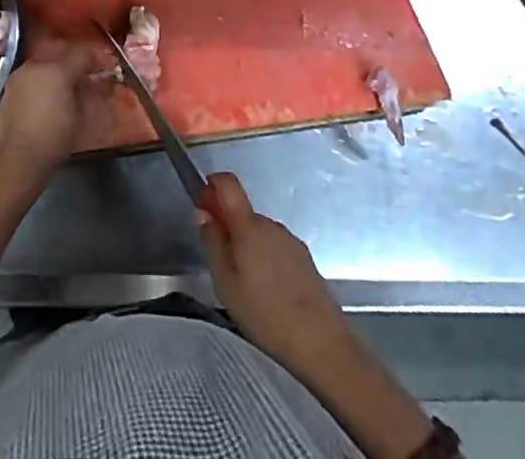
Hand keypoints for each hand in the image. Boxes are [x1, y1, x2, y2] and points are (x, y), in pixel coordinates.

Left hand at [0, 41, 96, 178]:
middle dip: (77, 56)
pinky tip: (48, 90)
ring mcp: (21, 73)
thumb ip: (88, 92)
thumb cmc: (54, 138)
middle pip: (62, 49)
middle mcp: (37, 65)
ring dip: (58, 64)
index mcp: (58, 70)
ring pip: (44, 58)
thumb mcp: (80, 116)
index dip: (97, 58)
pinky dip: (43, 74)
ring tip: (67, 80)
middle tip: (87, 70)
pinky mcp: (10, 85)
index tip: (106, 68)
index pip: (83, 53)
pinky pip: (32, 71)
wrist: (17, 156)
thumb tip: (92, 82)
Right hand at [197, 172, 354, 367]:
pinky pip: (275, 247)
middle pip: (243, 213)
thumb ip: (213, 242)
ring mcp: (290, 240)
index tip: (204, 207)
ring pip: (259, 232)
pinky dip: (264, 259)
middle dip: (228, 229)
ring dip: (247, 247)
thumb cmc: (263, 313)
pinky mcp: (304, 257)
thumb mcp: (225, 282)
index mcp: (249, 226)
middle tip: (222, 266)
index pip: (229, 184)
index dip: (213, 185)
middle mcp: (272, 225)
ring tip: (245, 287)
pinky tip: (268, 292)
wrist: (320, 341)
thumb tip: (204, 212)